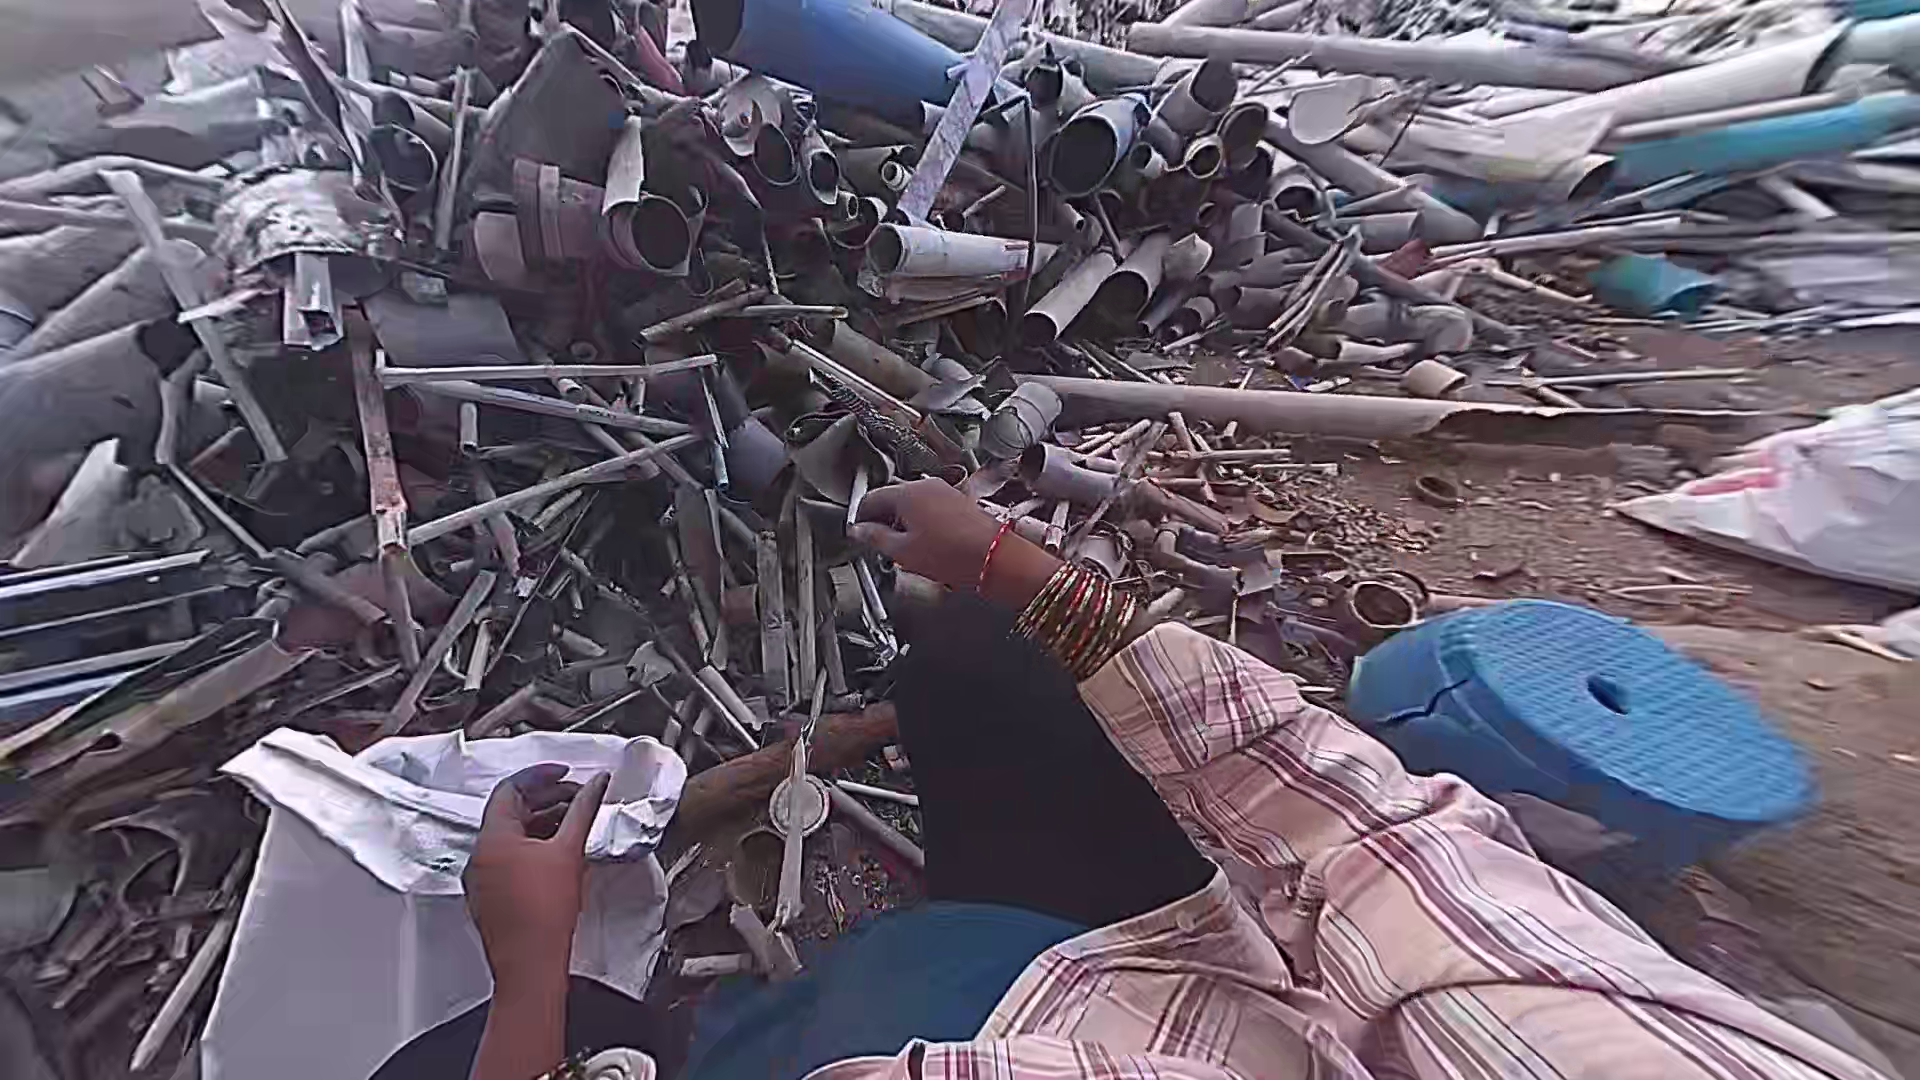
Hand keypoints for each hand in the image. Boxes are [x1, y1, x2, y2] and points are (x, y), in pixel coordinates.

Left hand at [465, 764, 609, 984]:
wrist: (531, 961)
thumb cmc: (546, 909)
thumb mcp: (571, 847)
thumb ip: (584, 807)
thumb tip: (597, 783)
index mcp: (492, 841)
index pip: (510, 790)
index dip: (541, 775)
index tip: (566, 773)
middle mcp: (479, 857)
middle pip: (510, 810)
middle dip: (547, 796)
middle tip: (579, 794)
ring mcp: (481, 878)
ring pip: (511, 832)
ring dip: (543, 818)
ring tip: (576, 818)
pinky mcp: (489, 894)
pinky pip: (509, 854)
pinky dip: (535, 840)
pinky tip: (561, 845)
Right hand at [851, 479, 1060, 609]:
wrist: (995, 558)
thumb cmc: (953, 554)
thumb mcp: (903, 551)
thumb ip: (876, 537)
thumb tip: (860, 530)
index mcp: (907, 493)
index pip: (871, 498)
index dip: (860, 517)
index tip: (858, 532)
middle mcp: (926, 486)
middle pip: (892, 499)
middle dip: (882, 520)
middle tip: (878, 544)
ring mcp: (945, 493)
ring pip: (913, 504)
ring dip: (903, 523)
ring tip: (904, 549)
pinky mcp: (959, 504)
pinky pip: (931, 510)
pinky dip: (923, 524)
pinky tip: (927, 546)